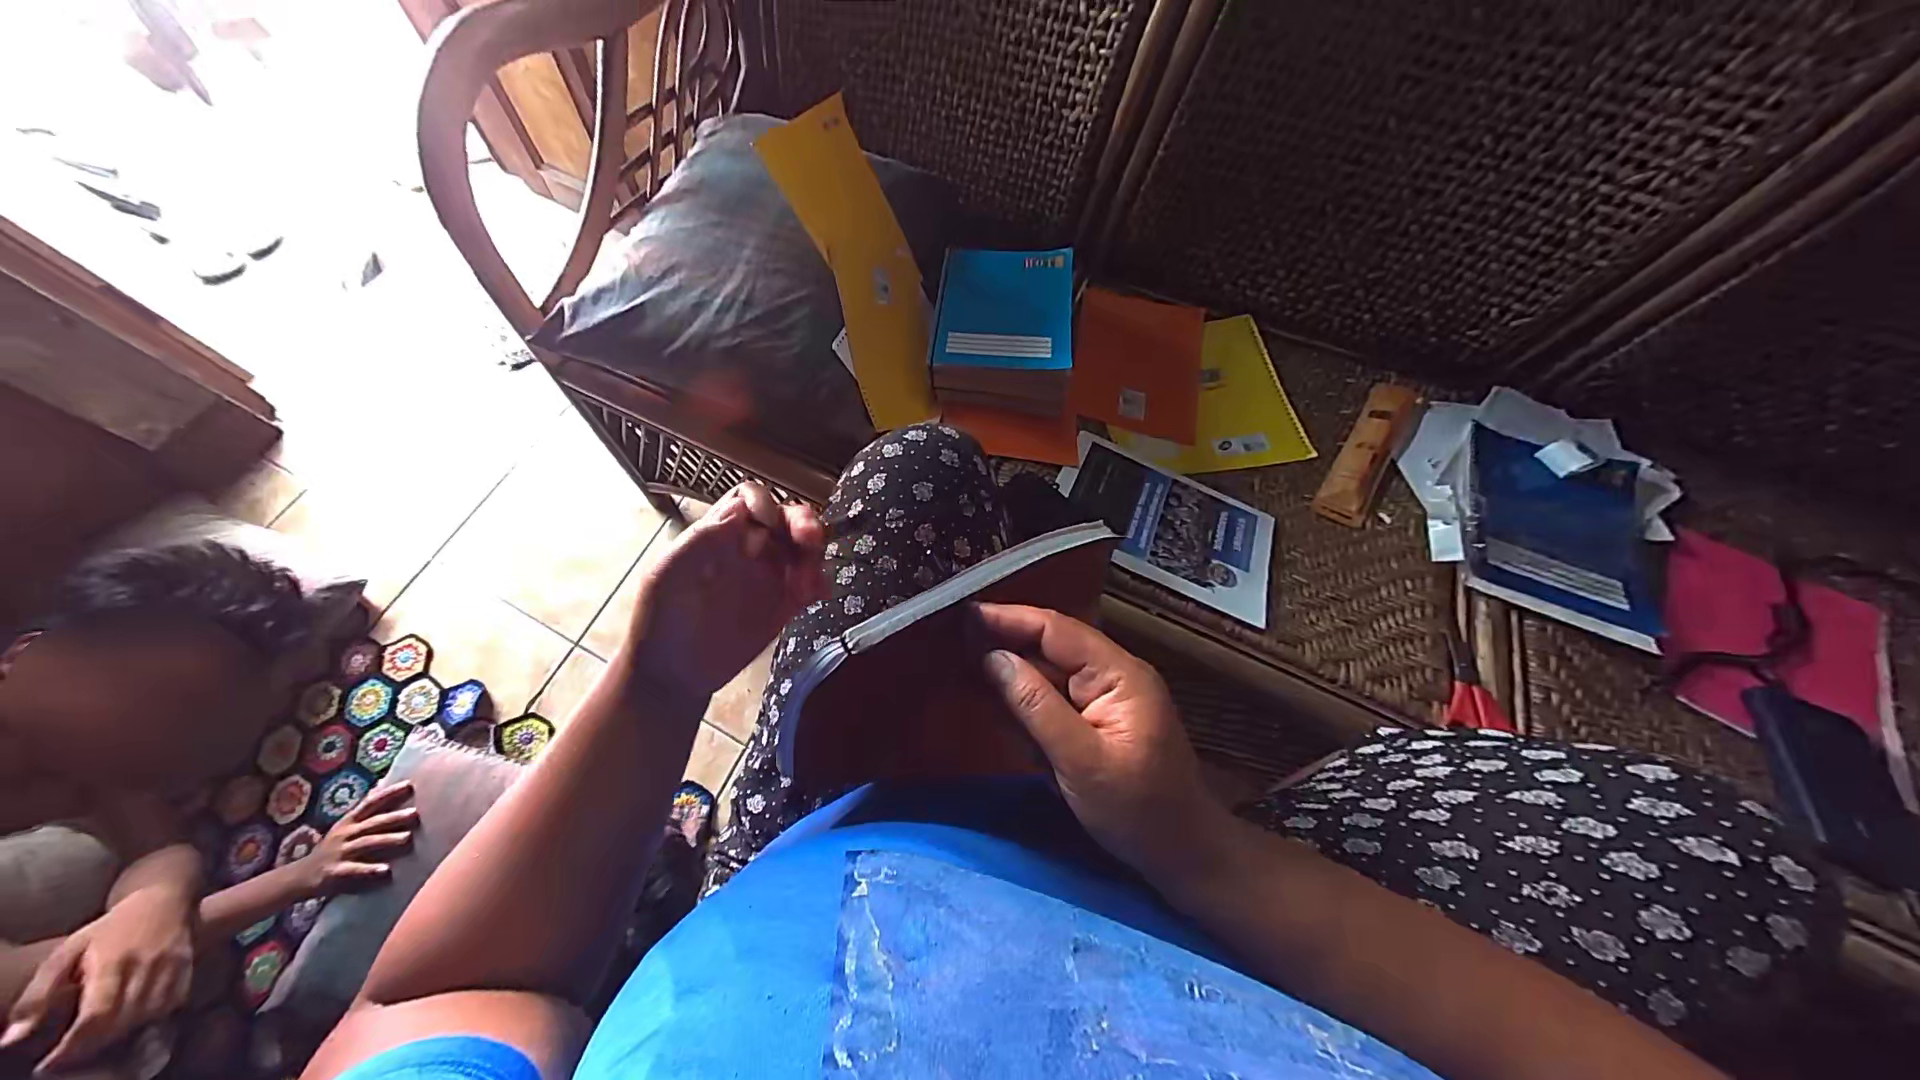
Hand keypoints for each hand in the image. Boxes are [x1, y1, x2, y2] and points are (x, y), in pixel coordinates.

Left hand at [2, 884, 193, 1072]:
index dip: (72, 1047)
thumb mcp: (65, 953)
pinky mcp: (189, 964)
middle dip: (93, 1045)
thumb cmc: (109, 927)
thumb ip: (38, 994)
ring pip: (150, 1013)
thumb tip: (11, 1039)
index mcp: (112, 963)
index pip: (95, 1016)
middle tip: (69, 1055)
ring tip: (99, 1039)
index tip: (49, 1064)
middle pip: (123, 1019)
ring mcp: (173, 963)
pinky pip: (173, 1000)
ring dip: (123, 1033)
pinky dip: (152, 1017)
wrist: (165, 897)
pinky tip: (133, 1020)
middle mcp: (147, 965)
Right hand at [299, 781, 418, 895]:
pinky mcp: (334, 872)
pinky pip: (353, 870)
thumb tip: (382, 784)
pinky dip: (369, 869)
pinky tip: (386, 870)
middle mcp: (345, 834)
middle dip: (393, 817)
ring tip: (407, 838)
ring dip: (387, 839)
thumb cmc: (332, 847)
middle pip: (372, 823)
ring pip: (366, 843)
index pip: (370, 803)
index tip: (409, 784)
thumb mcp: (346, 826)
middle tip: (415, 813)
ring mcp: (339, 853)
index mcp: (349, 822)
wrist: (298, 877)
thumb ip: (366, 809)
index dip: (389, 793)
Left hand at [625, 482, 826, 702]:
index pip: (750, 499)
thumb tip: (738, 510)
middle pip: (786, 519)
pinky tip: (815, 595)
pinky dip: (820, 584)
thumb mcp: (666, 575)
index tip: (768, 524)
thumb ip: (699, 540)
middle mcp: (748, 548)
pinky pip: (812, 585)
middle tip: (809, 539)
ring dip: (814, 555)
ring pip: (804, 549)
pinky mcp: (785, 604)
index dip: (765, 504)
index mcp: (719, 534)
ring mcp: (769, 576)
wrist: (671, 675)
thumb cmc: (658, 621)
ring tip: (807, 580)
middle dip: (803, 522)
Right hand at [974, 603, 1233, 882]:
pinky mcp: (1099, 718)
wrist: (1185, 854)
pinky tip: (999, 698)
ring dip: (1013, 669)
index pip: (1056, 630)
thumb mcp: (1081, 762)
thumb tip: (993, 658)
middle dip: (1006, 641)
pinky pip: (1056, 696)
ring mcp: (1107, 696)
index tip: (965, 614)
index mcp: (1119, 673)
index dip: (1009, 619)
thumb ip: (1036, 706)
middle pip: (1051, 645)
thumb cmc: (1139, 812)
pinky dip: (1027, 697)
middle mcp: (1114, 673)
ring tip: (966, 662)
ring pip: (1050, 670)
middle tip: (955, 639)